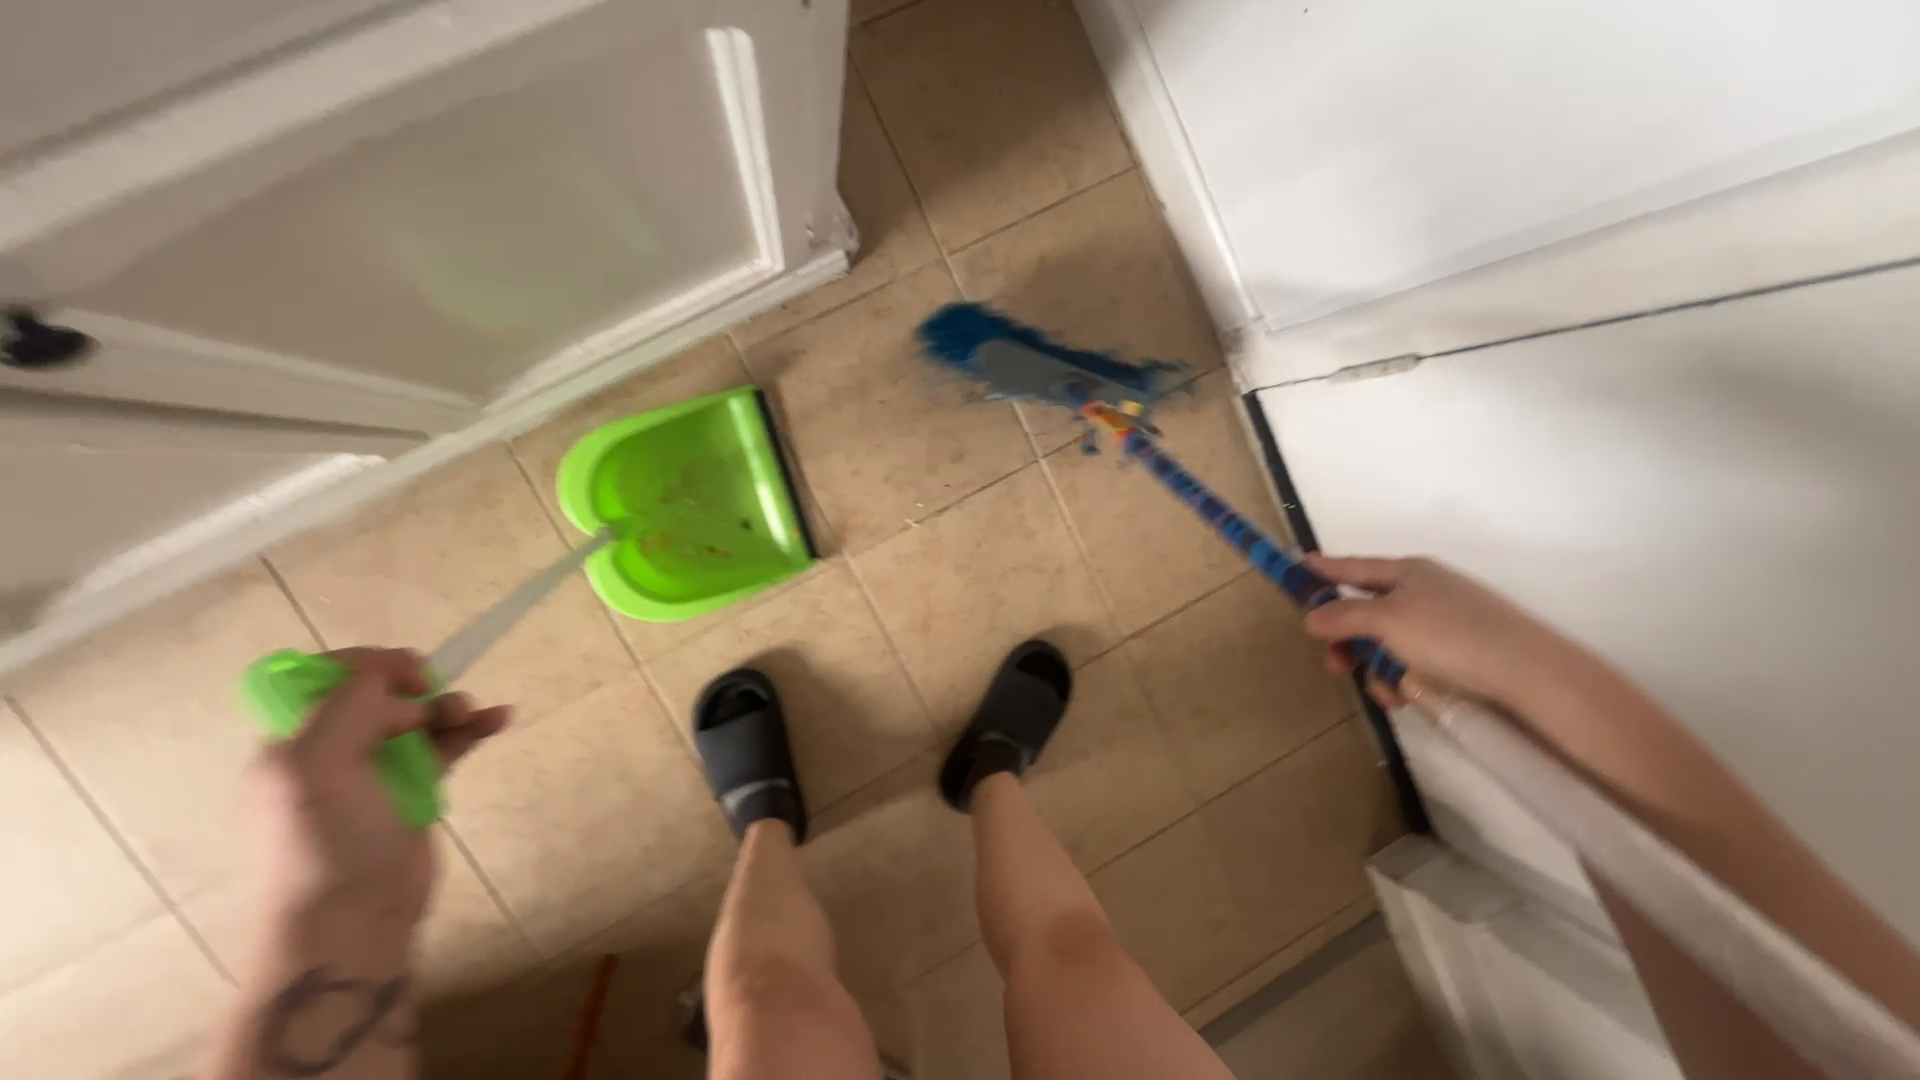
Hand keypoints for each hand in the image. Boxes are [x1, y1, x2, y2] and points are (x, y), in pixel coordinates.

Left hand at [244, 648, 511, 940]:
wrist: (351, 921)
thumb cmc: (324, 843)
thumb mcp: (314, 766)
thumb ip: (352, 708)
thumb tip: (403, 696)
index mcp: (294, 740)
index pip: (324, 676)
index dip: (367, 663)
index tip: (405, 675)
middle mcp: (333, 749)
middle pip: (381, 691)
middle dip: (416, 683)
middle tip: (436, 697)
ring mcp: (376, 770)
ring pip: (420, 716)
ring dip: (451, 705)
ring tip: (474, 715)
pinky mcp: (415, 790)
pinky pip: (447, 745)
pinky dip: (473, 728)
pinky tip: (500, 719)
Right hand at [1301, 554, 1586, 709]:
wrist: (1529, 672)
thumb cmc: (1451, 635)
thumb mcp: (1387, 622)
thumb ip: (1344, 617)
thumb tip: (1311, 616)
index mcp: (1407, 573)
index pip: (1353, 567)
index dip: (1325, 568)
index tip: (1298, 566)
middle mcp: (1424, 591)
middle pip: (1366, 611)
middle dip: (1348, 640)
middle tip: (1337, 665)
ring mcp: (1444, 621)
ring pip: (1388, 642)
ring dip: (1378, 668)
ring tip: (1390, 693)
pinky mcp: (1460, 650)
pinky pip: (1414, 661)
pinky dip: (1405, 678)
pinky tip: (1410, 697)